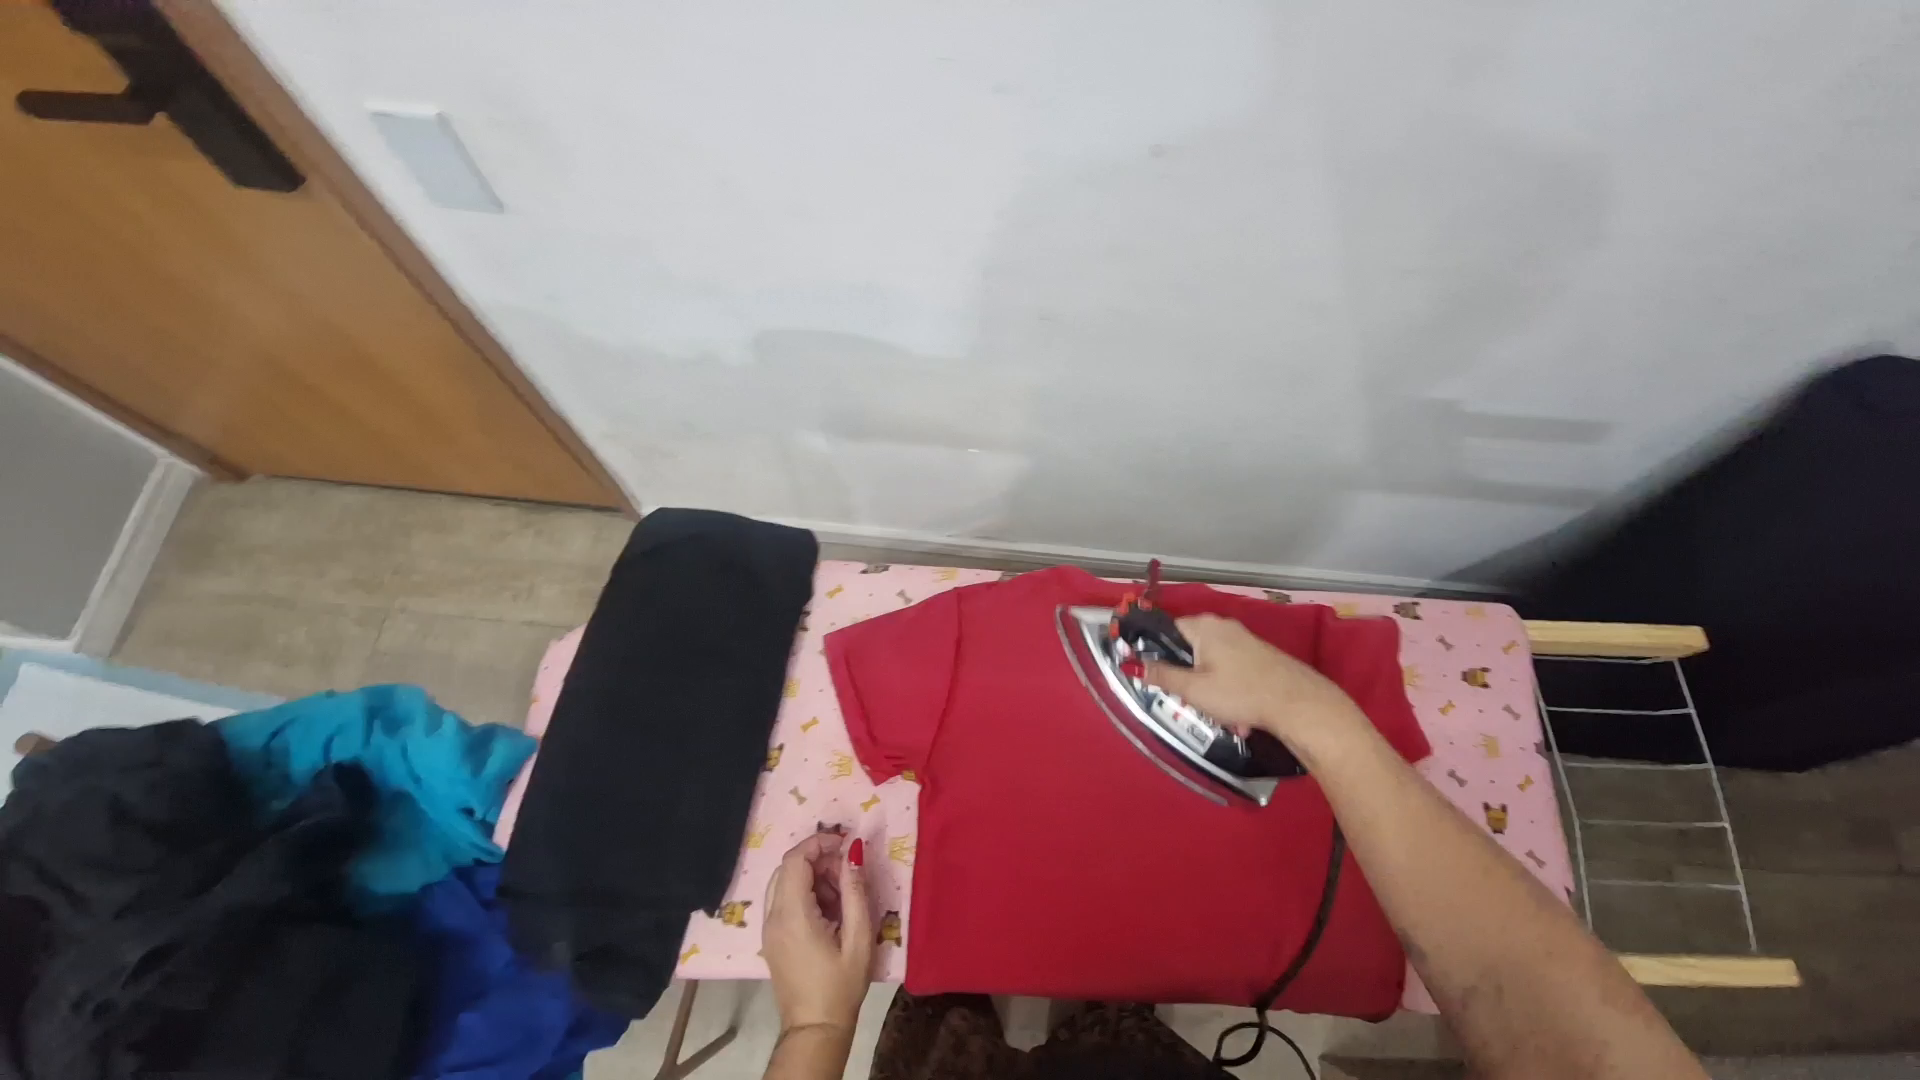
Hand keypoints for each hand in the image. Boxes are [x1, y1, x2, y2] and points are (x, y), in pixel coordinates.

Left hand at [763, 832, 873, 1037]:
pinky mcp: (772, 937)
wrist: (815, 1029)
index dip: (819, 842)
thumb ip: (855, 891)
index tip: (845, 844)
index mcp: (792, 915)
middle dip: (819, 859)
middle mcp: (773, 917)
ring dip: (812, 876)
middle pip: (788, 867)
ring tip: (842, 894)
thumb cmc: (841, 986)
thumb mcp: (858, 938)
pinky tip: (829, 909)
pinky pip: (783, 899)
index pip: (795, 859)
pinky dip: (804, 892)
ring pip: (784, 881)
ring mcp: (768, 928)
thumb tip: (853, 852)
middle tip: (848, 873)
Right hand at [1144, 614, 1367, 759]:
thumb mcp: (1194, 689)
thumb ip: (1161, 675)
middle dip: (1189, 679)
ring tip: (1222, 717)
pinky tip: (1241, 716)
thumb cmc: (1241, 693)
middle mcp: (1222, 626)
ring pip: (1211, 665)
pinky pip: (1231, 671)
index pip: (1167, 630)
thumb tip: (1131, 663)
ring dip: (1211, 691)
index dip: (1158, 654)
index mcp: (1203, 626)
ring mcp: (1244, 639)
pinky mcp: (1260, 655)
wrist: (1300, 705)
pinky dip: (1230, 691)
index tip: (1160, 678)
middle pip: (1190, 650)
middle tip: (1192, 702)